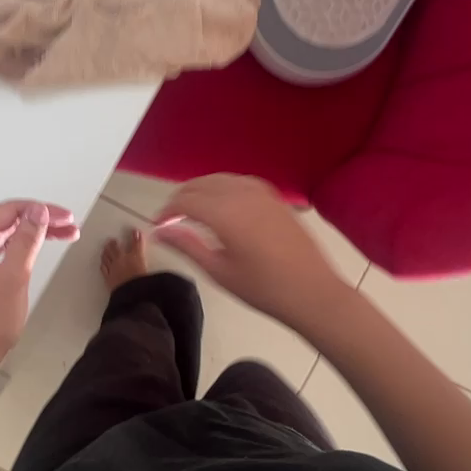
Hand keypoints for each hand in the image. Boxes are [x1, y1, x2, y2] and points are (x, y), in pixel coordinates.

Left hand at [0, 200, 78, 370]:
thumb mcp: (13, 279)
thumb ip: (26, 241)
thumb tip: (38, 210)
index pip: (7, 211)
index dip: (39, 210)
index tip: (68, 218)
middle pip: (6, 220)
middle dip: (40, 219)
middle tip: (71, 226)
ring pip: (5, 235)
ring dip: (34, 233)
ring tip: (66, 235)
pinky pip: (1, 250)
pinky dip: (23, 247)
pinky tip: (40, 249)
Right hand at [153, 175, 353, 329]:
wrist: (312, 291)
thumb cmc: (263, 288)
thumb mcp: (219, 271)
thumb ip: (187, 245)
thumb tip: (159, 232)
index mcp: (225, 213)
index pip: (185, 201)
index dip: (167, 212)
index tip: (158, 226)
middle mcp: (242, 194)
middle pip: (201, 184)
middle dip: (181, 198)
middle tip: (171, 219)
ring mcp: (262, 193)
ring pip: (221, 179)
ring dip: (201, 190)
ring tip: (192, 211)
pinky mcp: (275, 197)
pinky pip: (240, 181)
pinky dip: (223, 188)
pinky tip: (222, 205)